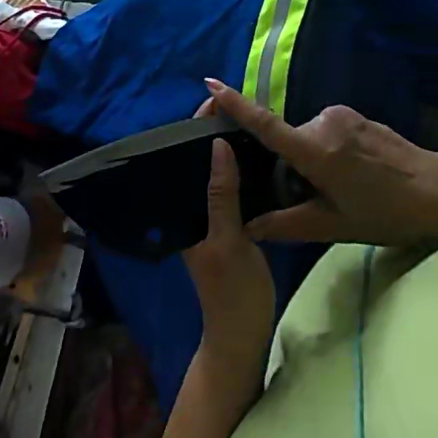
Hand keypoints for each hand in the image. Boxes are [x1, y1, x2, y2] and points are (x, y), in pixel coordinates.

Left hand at [180, 101, 276, 360]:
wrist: (242, 337)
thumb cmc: (232, 291)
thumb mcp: (229, 240)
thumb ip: (221, 194)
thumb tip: (217, 144)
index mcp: (184, 211)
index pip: (184, 159)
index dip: (195, 129)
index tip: (214, 101)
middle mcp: (191, 210)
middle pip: (198, 163)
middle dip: (210, 135)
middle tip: (233, 107)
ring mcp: (209, 220)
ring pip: (214, 176)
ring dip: (225, 151)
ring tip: (245, 124)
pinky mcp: (227, 228)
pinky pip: (228, 191)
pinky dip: (238, 173)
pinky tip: (253, 161)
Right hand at [205, 79, 437, 245]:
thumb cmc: (387, 213)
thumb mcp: (335, 226)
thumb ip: (287, 224)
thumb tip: (248, 227)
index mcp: (316, 151)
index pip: (266, 125)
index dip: (237, 104)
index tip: (211, 82)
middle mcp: (323, 123)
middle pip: (287, 139)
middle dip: (290, 164)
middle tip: (315, 196)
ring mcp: (341, 115)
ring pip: (307, 136)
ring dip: (310, 158)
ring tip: (340, 188)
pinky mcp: (353, 114)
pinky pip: (325, 130)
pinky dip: (326, 149)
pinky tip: (352, 173)